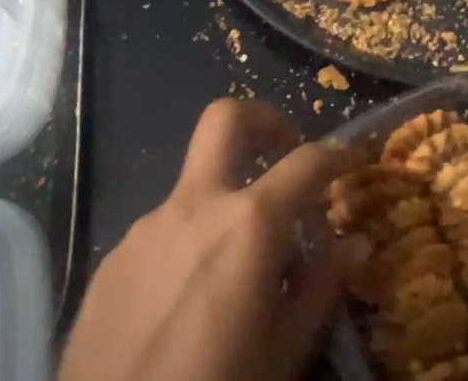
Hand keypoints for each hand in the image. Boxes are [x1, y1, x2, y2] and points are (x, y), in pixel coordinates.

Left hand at [60, 99, 368, 380]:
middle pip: (226, 119)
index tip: (352, 160)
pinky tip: (188, 298)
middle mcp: (195, 206)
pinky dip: (188, 243)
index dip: (337, 154)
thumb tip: (355, 244)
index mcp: (249, 223)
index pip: (307, 161)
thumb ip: (322, 285)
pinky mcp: (112, 259)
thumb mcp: (286, 347)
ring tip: (237, 266)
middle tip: (284, 149)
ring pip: (194, 186)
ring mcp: (146, 228)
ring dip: (223, 203)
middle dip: (263, 119)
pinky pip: (163, 231)